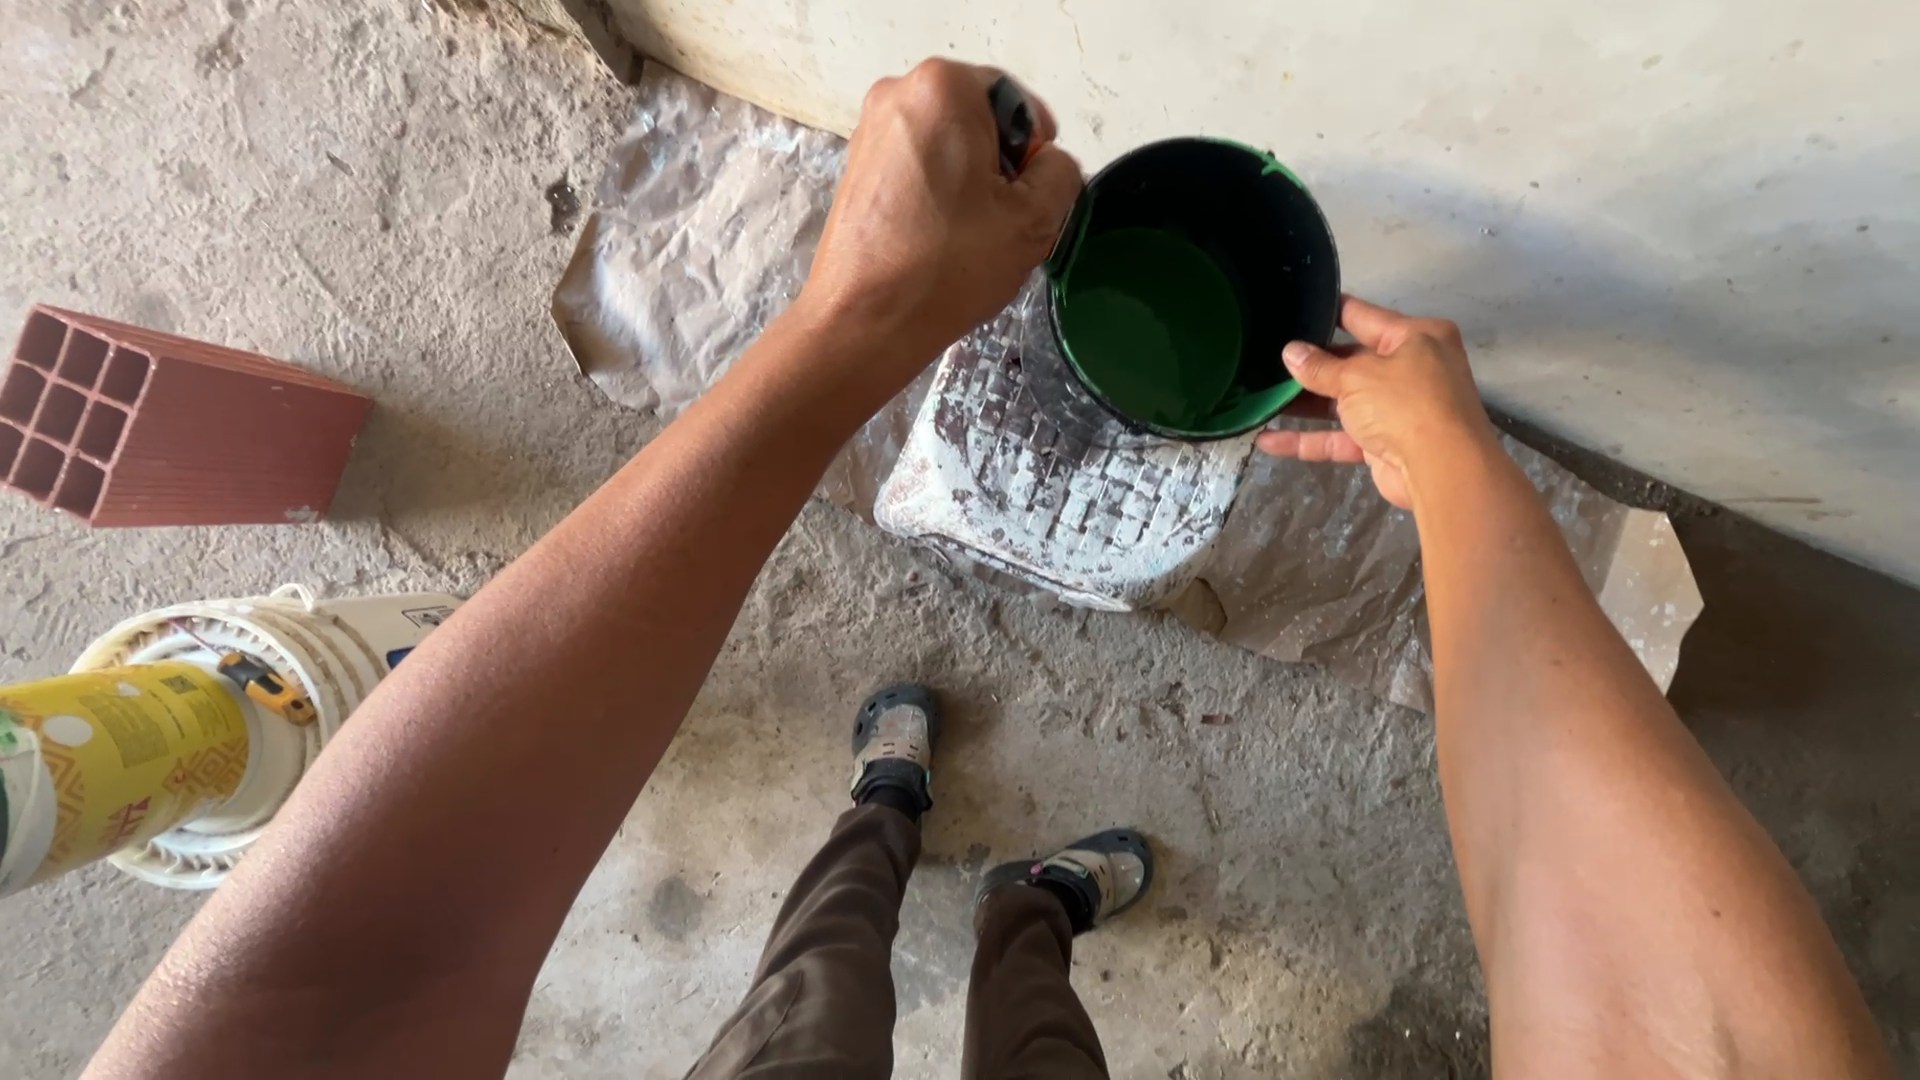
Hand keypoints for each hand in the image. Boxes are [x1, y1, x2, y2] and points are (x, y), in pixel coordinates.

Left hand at [796, 59, 1082, 383]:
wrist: (863, 324)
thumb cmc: (948, 269)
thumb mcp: (1033, 222)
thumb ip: (1061, 175)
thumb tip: (1047, 166)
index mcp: (944, 87)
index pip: (1020, 108)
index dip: (1034, 159)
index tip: (1025, 208)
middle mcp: (898, 94)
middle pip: (979, 127)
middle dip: (998, 175)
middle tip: (1000, 231)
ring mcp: (869, 135)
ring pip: (947, 155)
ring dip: (968, 193)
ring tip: (966, 246)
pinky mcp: (854, 174)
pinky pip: (915, 176)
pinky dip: (934, 205)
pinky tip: (935, 248)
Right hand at [1256, 295, 1494, 508]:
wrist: (1440, 469)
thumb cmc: (1405, 403)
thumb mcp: (1356, 376)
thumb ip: (1319, 367)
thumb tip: (1290, 352)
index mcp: (1415, 338)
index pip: (1364, 317)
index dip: (1330, 312)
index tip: (1297, 307)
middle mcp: (1409, 369)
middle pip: (1350, 362)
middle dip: (1310, 366)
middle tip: (1267, 359)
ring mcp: (1395, 409)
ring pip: (1341, 402)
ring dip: (1303, 404)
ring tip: (1262, 398)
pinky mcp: (1382, 444)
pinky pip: (1338, 437)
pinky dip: (1307, 440)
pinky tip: (1268, 440)